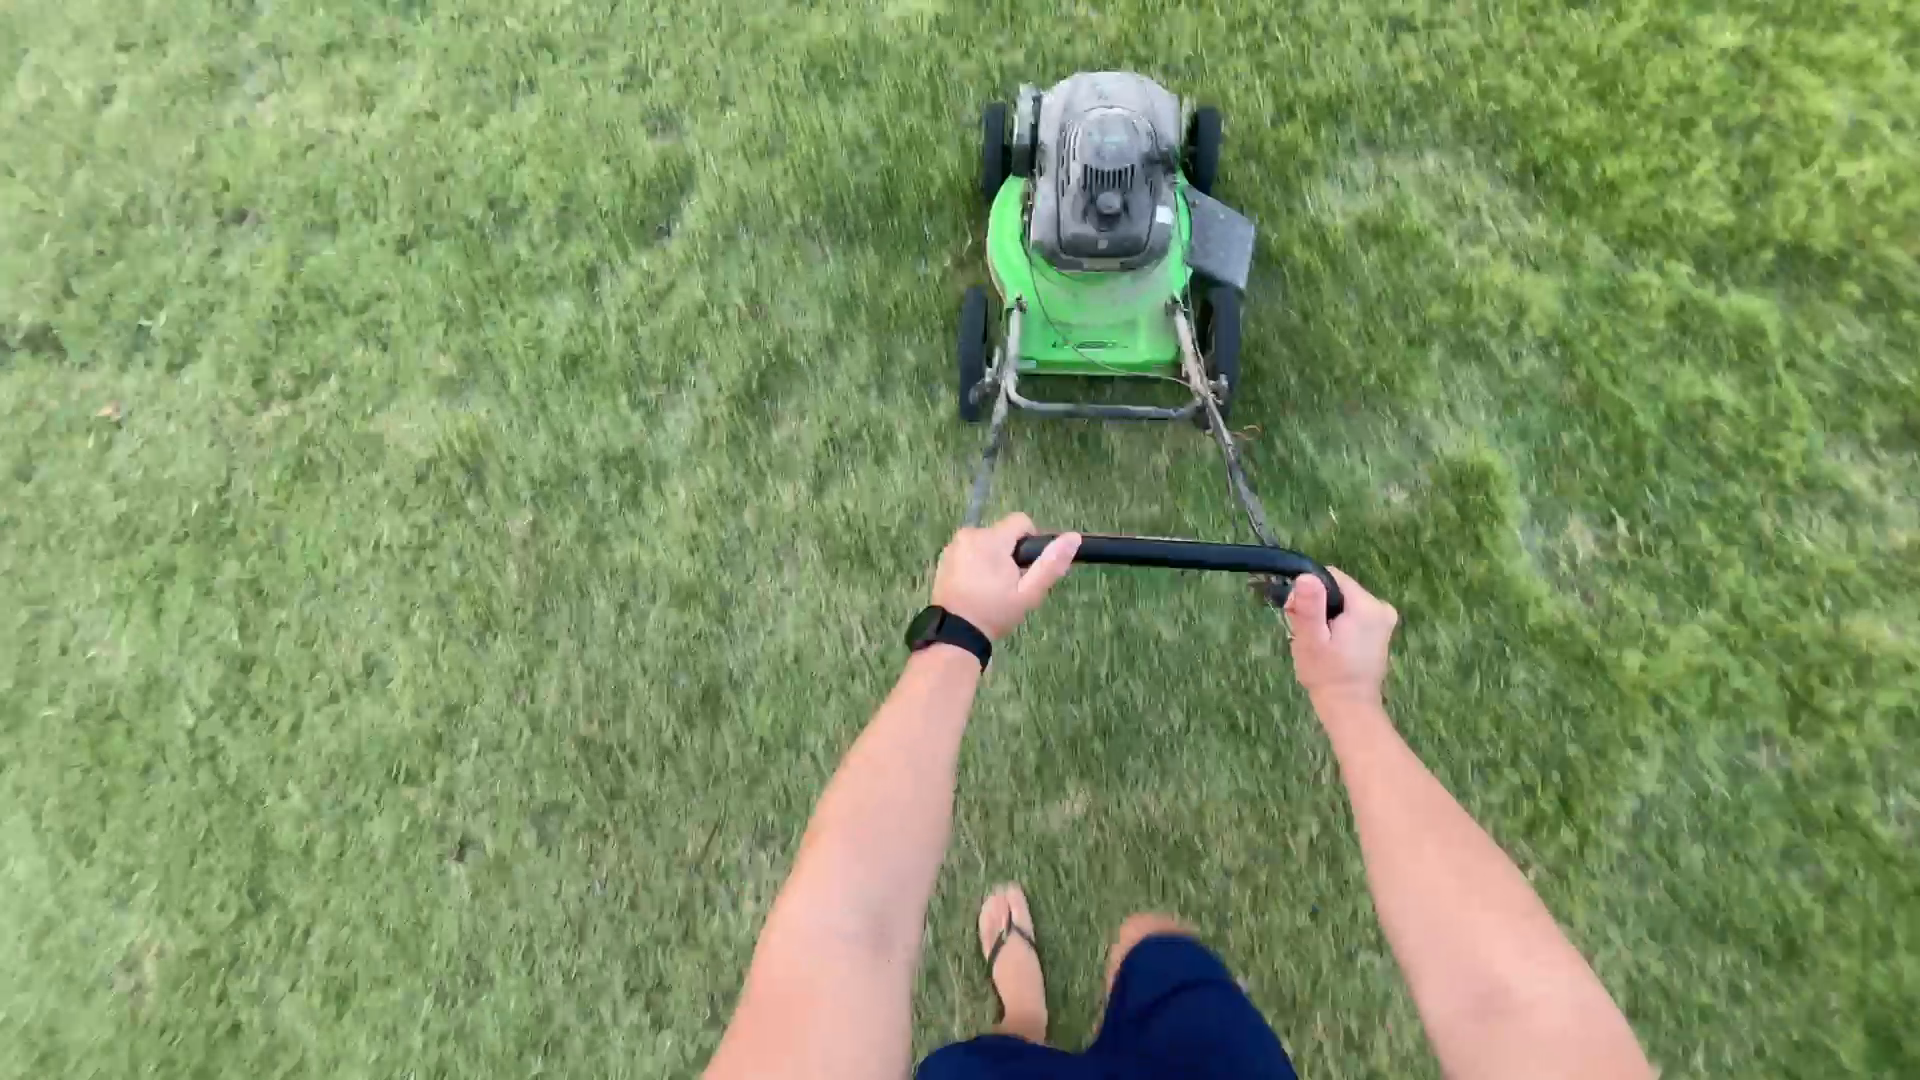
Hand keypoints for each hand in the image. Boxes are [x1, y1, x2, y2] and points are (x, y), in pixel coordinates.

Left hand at [931, 515, 1080, 640]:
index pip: (1021, 522)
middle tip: (1010, 584)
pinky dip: (976, 563)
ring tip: (992, 588)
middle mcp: (968, 534)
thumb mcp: (1029, 593)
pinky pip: (970, 552)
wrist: (955, 634)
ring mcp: (953, 546)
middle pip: (1002, 534)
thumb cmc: (994, 613)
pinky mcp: (943, 558)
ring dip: (993, 558)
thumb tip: (1073, 537)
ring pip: (986, 543)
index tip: (1027, 568)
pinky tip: (976, 588)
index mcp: (990, 538)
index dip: (1030, 542)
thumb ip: (1051, 564)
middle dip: (1010, 554)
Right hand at [1284, 568, 1397, 709]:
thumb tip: (1305, 575)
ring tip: (1317, 641)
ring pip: (1343, 602)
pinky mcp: (1380, 631)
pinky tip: (1330, 644)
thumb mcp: (1311, 638)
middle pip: (1337, 590)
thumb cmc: (1326, 673)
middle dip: (1317, 606)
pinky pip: (1352, 614)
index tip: (1298, 614)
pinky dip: (1337, 624)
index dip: (1308, 592)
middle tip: (1306, 633)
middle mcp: (1381, 607)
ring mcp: (1384, 620)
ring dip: (1325, 616)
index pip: (1330, 577)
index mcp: (1366, 605)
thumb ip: (1309, 606)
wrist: (1349, 705)